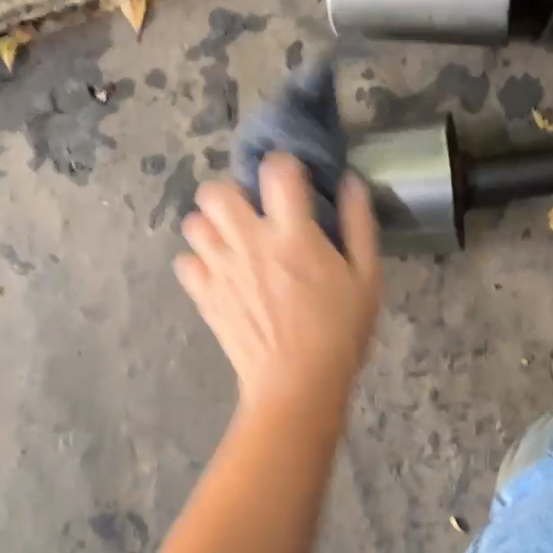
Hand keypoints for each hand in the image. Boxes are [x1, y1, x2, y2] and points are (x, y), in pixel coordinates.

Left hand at [175, 154, 382, 410]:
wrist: (296, 387)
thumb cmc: (339, 332)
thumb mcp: (367, 277)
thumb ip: (359, 224)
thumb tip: (350, 182)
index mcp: (293, 233)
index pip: (277, 170)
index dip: (283, 165)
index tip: (292, 178)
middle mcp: (250, 242)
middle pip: (215, 191)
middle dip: (232, 193)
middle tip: (253, 211)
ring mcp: (221, 269)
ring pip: (194, 222)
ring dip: (212, 225)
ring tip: (233, 240)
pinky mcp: (204, 296)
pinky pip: (185, 262)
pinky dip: (198, 262)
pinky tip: (220, 272)